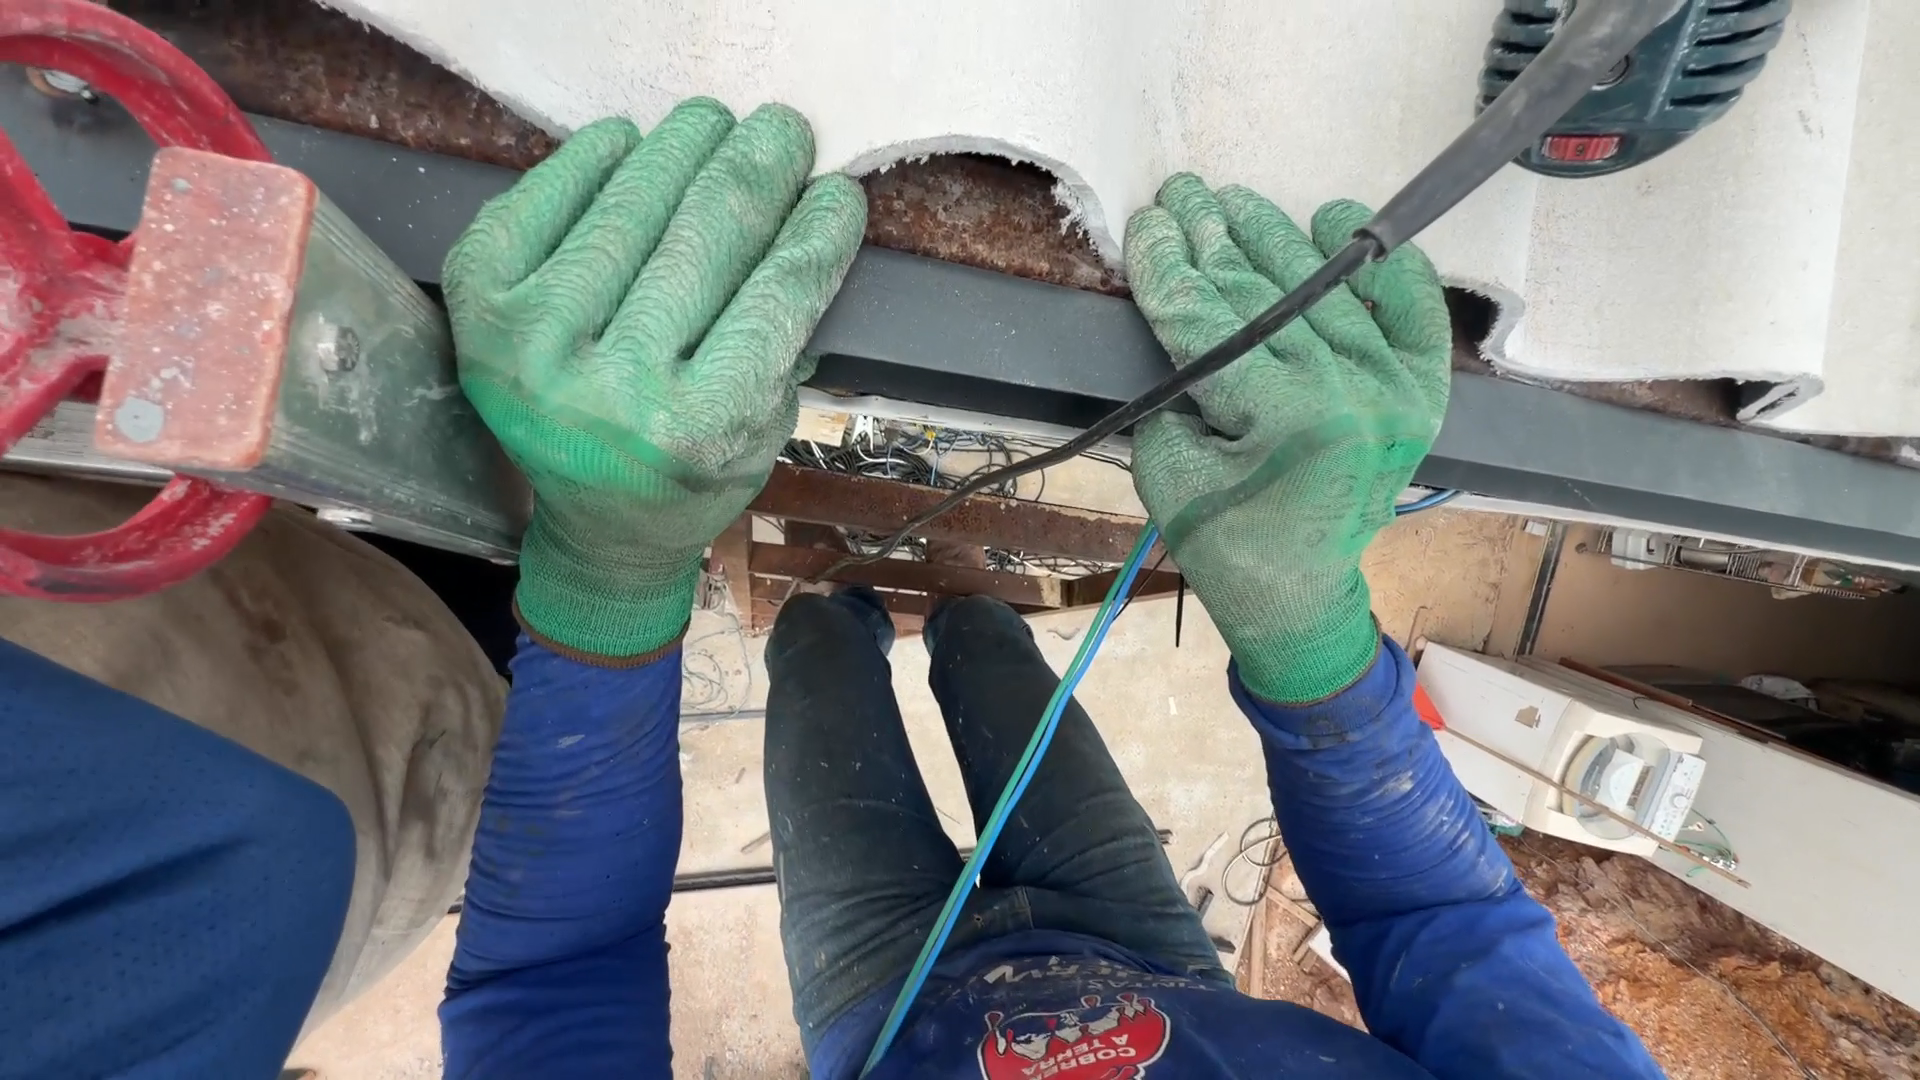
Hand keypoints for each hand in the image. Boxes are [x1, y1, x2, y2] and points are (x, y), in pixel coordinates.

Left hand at [445, 99, 865, 659]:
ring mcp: (535, 342)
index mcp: (699, 427)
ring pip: (629, 209)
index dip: (816, 233)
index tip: (840, 193)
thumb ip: (783, 341)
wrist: (602, 526)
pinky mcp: (480, 309)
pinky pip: (542, 203)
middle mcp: (616, 385)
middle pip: (707, 240)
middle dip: (759, 171)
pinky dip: (591, 162)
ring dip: (682, 150)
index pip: (774, 298)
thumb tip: (798, 229)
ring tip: (716, 125)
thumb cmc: (698, 481)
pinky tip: (630, 142)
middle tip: (786, 130)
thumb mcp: (766, 432)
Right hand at [1124, 175, 1449, 702]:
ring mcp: (1394, 386)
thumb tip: (1178, 314)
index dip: (1169, 269)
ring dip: (1270, 238)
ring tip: (1232, 200)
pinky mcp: (1420, 390)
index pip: (1208, 322)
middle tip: (1180, 192)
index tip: (1145, 225)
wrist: (1296, 591)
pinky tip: (1333, 218)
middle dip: (1211, 241)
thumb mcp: (1166, 469)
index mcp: (1282, 419)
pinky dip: (1376, 261)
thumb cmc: (1221, 540)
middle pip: (1264, 296)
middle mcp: (1349, 390)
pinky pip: (1408, 307)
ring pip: (1322, 289)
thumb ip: (1171, 391)